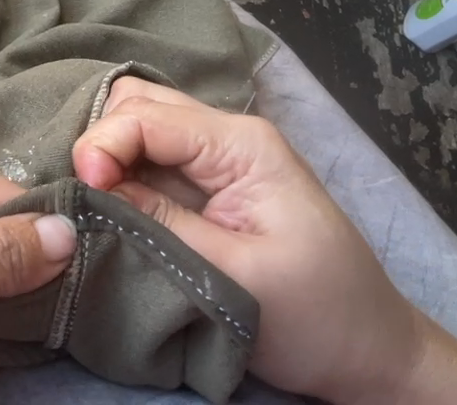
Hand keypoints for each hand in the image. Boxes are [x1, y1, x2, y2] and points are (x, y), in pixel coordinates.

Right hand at [74, 78, 456, 404]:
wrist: (373, 353)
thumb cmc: (316, 317)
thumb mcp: (234, 276)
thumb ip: (158, 225)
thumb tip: (89, 190)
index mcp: (241, 144)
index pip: (147, 115)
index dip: (104, 144)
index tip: (83, 190)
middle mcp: (227, 133)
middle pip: (139, 102)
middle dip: (102, 139)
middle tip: (86, 192)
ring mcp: (218, 154)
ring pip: (140, 121)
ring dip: (109, 151)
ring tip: (95, 195)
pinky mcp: (209, 180)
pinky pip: (151, 154)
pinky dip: (123, 168)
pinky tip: (113, 196)